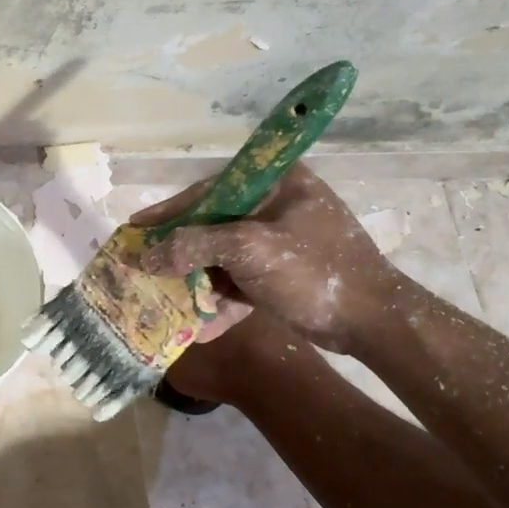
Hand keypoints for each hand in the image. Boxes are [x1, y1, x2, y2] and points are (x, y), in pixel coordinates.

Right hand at [129, 162, 406, 352]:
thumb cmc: (314, 273)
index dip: (168, 211)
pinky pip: (237, 278)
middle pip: (210, 223)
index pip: (208, 190)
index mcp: (277, 183)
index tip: (134, 227)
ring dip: (192, 276)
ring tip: (160, 292)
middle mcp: (277, 206)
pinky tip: (196, 319)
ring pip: (220, 253)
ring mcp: (280, 242)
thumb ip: (191, 246)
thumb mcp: (248, 250)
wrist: (374, 324)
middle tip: (142, 262)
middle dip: (177, 249)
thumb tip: (144, 257)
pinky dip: (216, 297)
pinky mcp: (281, 274)